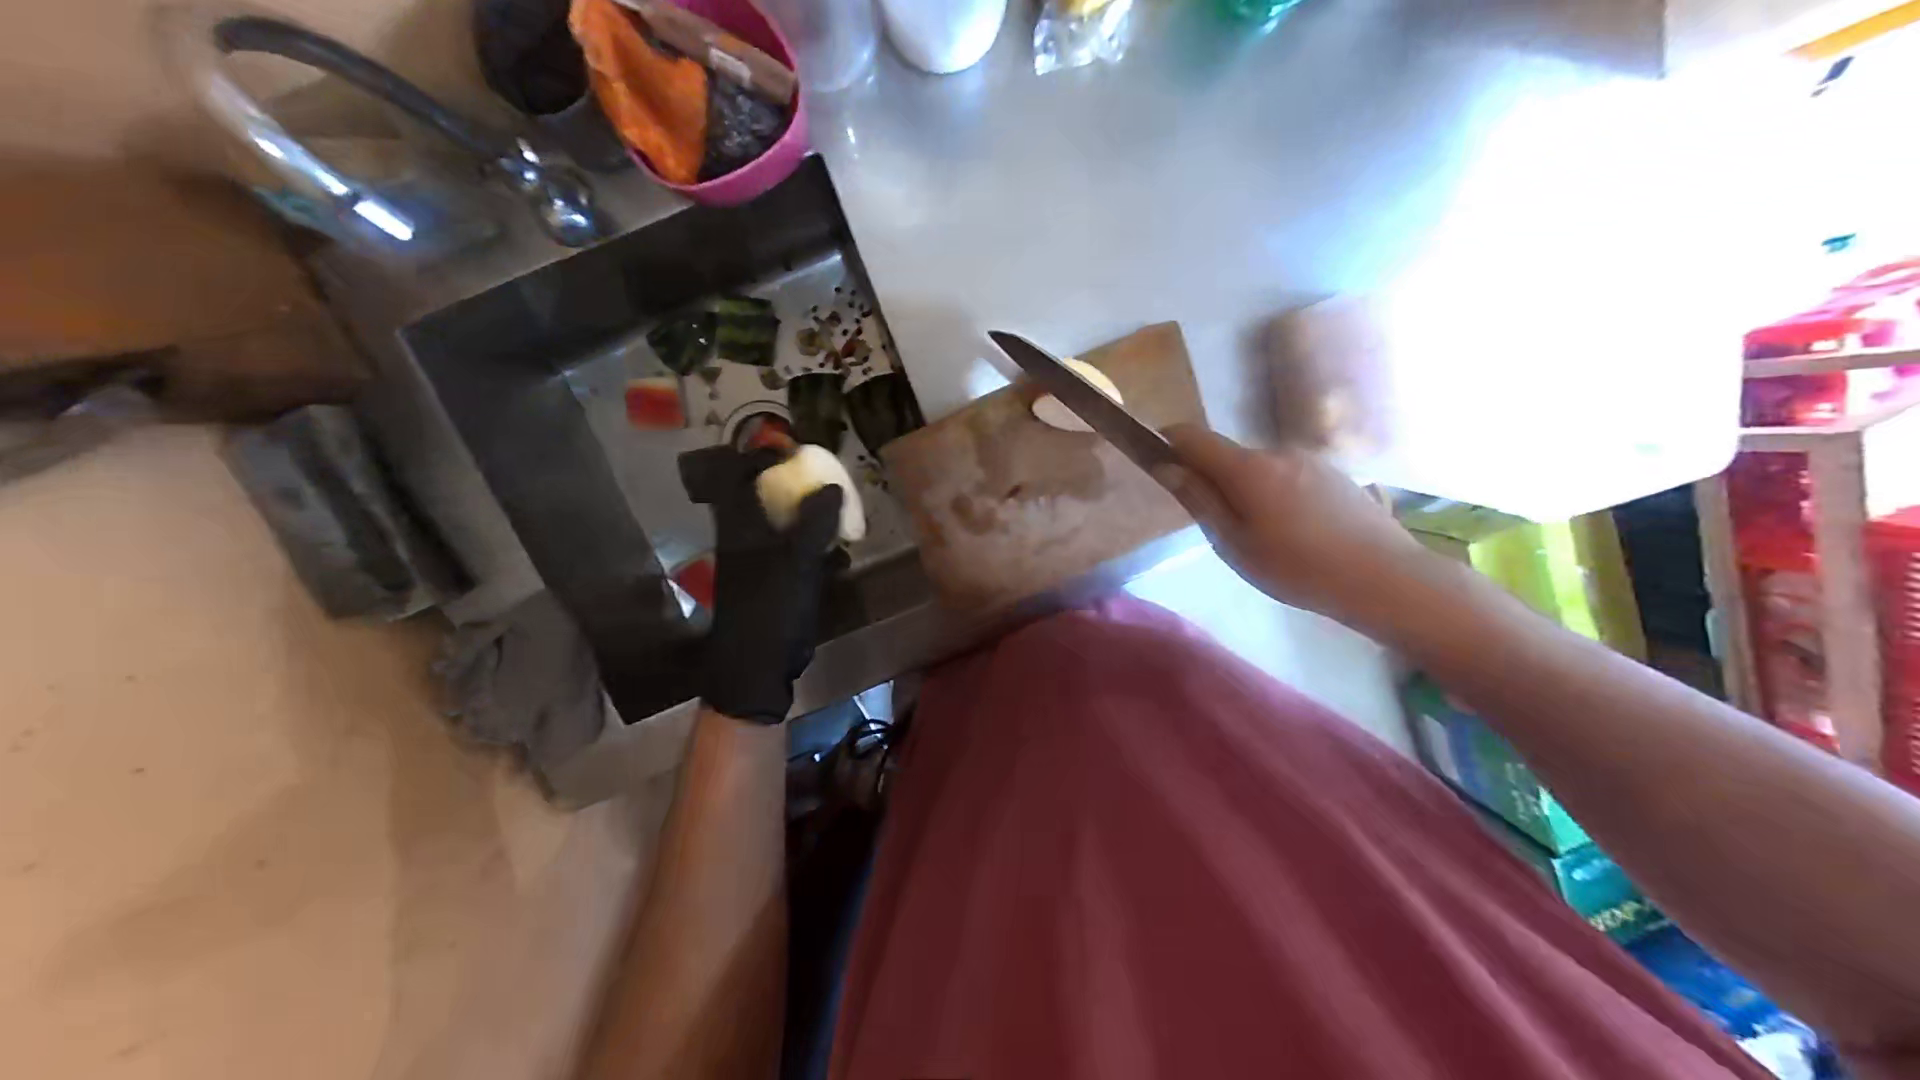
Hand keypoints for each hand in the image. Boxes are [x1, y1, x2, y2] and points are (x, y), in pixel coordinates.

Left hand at [680, 446, 844, 723]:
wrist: (755, 664)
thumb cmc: (771, 608)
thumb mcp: (797, 563)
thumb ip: (814, 523)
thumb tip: (831, 485)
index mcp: (739, 528)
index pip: (736, 477)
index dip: (758, 457)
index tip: (791, 451)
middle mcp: (741, 538)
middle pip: (756, 496)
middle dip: (785, 482)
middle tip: (817, 477)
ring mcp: (753, 561)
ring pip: (772, 522)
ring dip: (797, 510)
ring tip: (830, 507)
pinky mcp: (766, 581)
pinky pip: (784, 548)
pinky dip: (803, 539)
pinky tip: (829, 545)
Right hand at [1154, 425, 1432, 629]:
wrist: (1385, 578)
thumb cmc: (1297, 568)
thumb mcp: (1234, 544)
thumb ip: (1199, 500)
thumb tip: (1168, 467)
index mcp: (1246, 468)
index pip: (1193, 436)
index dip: (1168, 441)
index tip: (1156, 457)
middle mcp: (1277, 452)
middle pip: (1228, 455)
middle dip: (1211, 477)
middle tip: (1214, 523)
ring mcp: (1311, 461)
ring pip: (1261, 468)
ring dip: (1247, 489)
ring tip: (1261, 536)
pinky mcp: (1336, 476)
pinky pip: (1290, 477)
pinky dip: (1277, 495)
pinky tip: (1295, 533)